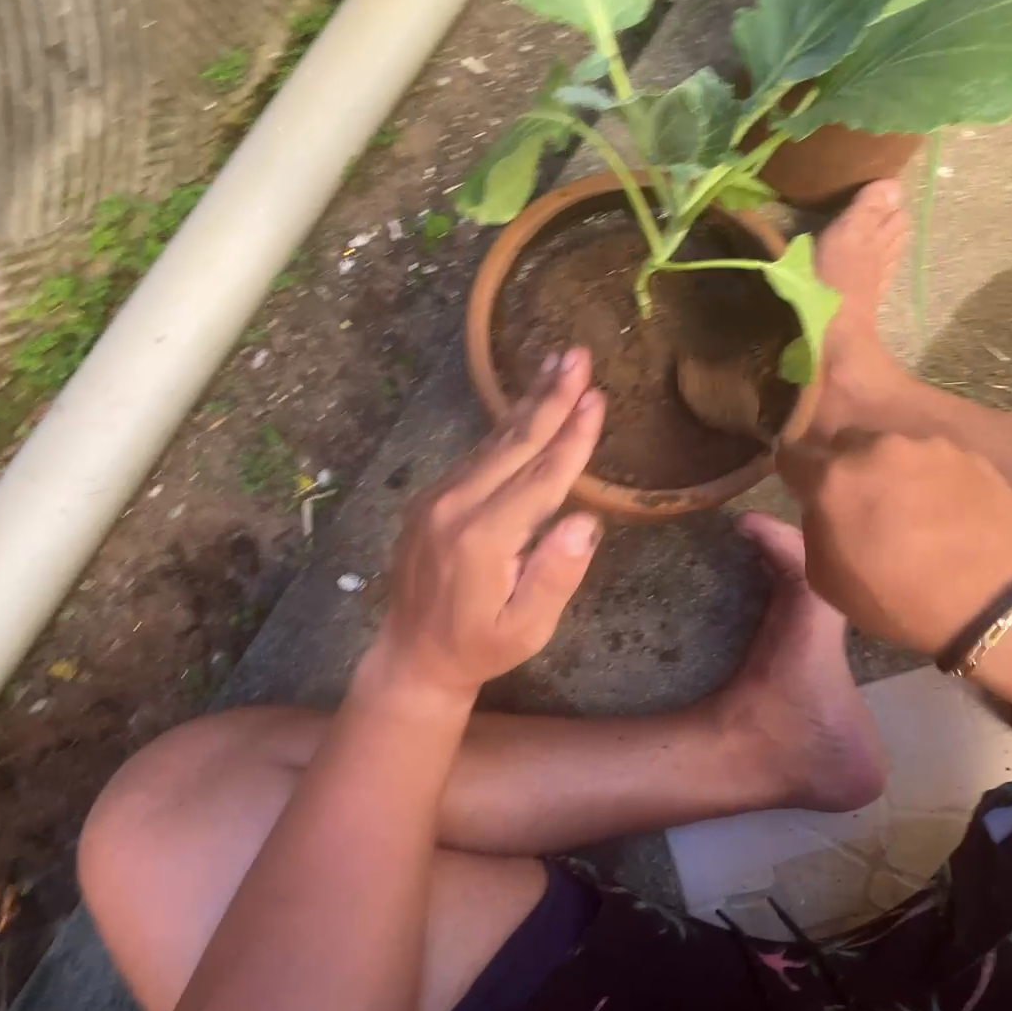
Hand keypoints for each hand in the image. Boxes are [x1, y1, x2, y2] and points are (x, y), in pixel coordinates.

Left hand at [363, 348, 605, 702]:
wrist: (413, 655)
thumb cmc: (481, 646)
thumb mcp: (527, 628)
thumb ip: (556, 574)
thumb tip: (586, 520)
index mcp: (483, 538)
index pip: (540, 477)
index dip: (573, 437)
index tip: (598, 397)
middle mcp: (455, 506)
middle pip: (513, 443)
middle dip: (550, 398)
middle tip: (577, 355)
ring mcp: (436, 498)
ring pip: (492, 442)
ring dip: (529, 403)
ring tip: (556, 366)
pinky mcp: (430, 498)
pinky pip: (476, 456)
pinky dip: (506, 429)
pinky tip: (526, 409)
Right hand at [778, 430, 1011, 654]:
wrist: (994, 602)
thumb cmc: (898, 599)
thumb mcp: (826, 580)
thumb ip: (813, 530)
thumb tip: (822, 509)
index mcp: (832, 479)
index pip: (791, 454)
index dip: (795, 474)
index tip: (804, 491)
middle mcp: (875, 449)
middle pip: (843, 442)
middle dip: (843, 467)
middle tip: (861, 503)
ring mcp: (925, 446)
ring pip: (889, 447)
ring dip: (888, 469)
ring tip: (910, 508)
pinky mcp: (967, 453)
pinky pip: (931, 457)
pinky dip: (928, 476)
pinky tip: (944, 510)